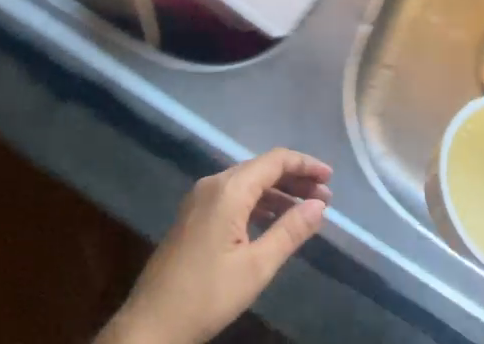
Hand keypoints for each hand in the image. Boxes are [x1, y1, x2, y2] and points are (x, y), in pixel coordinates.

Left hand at [98, 148, 331, 343]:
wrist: (152, 322)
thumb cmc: (207, 294)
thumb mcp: (256, 267)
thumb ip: (290, 231)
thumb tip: (319, 206)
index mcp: (228, 190)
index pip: (274, 161)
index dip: (304, 165)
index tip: (331, 179)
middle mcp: (212, 184)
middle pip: (260, 169)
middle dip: (294, 180)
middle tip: (325, 199)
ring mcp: (199, 199)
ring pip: (246, 183)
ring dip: (278, 193)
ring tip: (307, 210)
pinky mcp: (193, 215)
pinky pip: (233, 197)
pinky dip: (258, 203)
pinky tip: (274, 221)